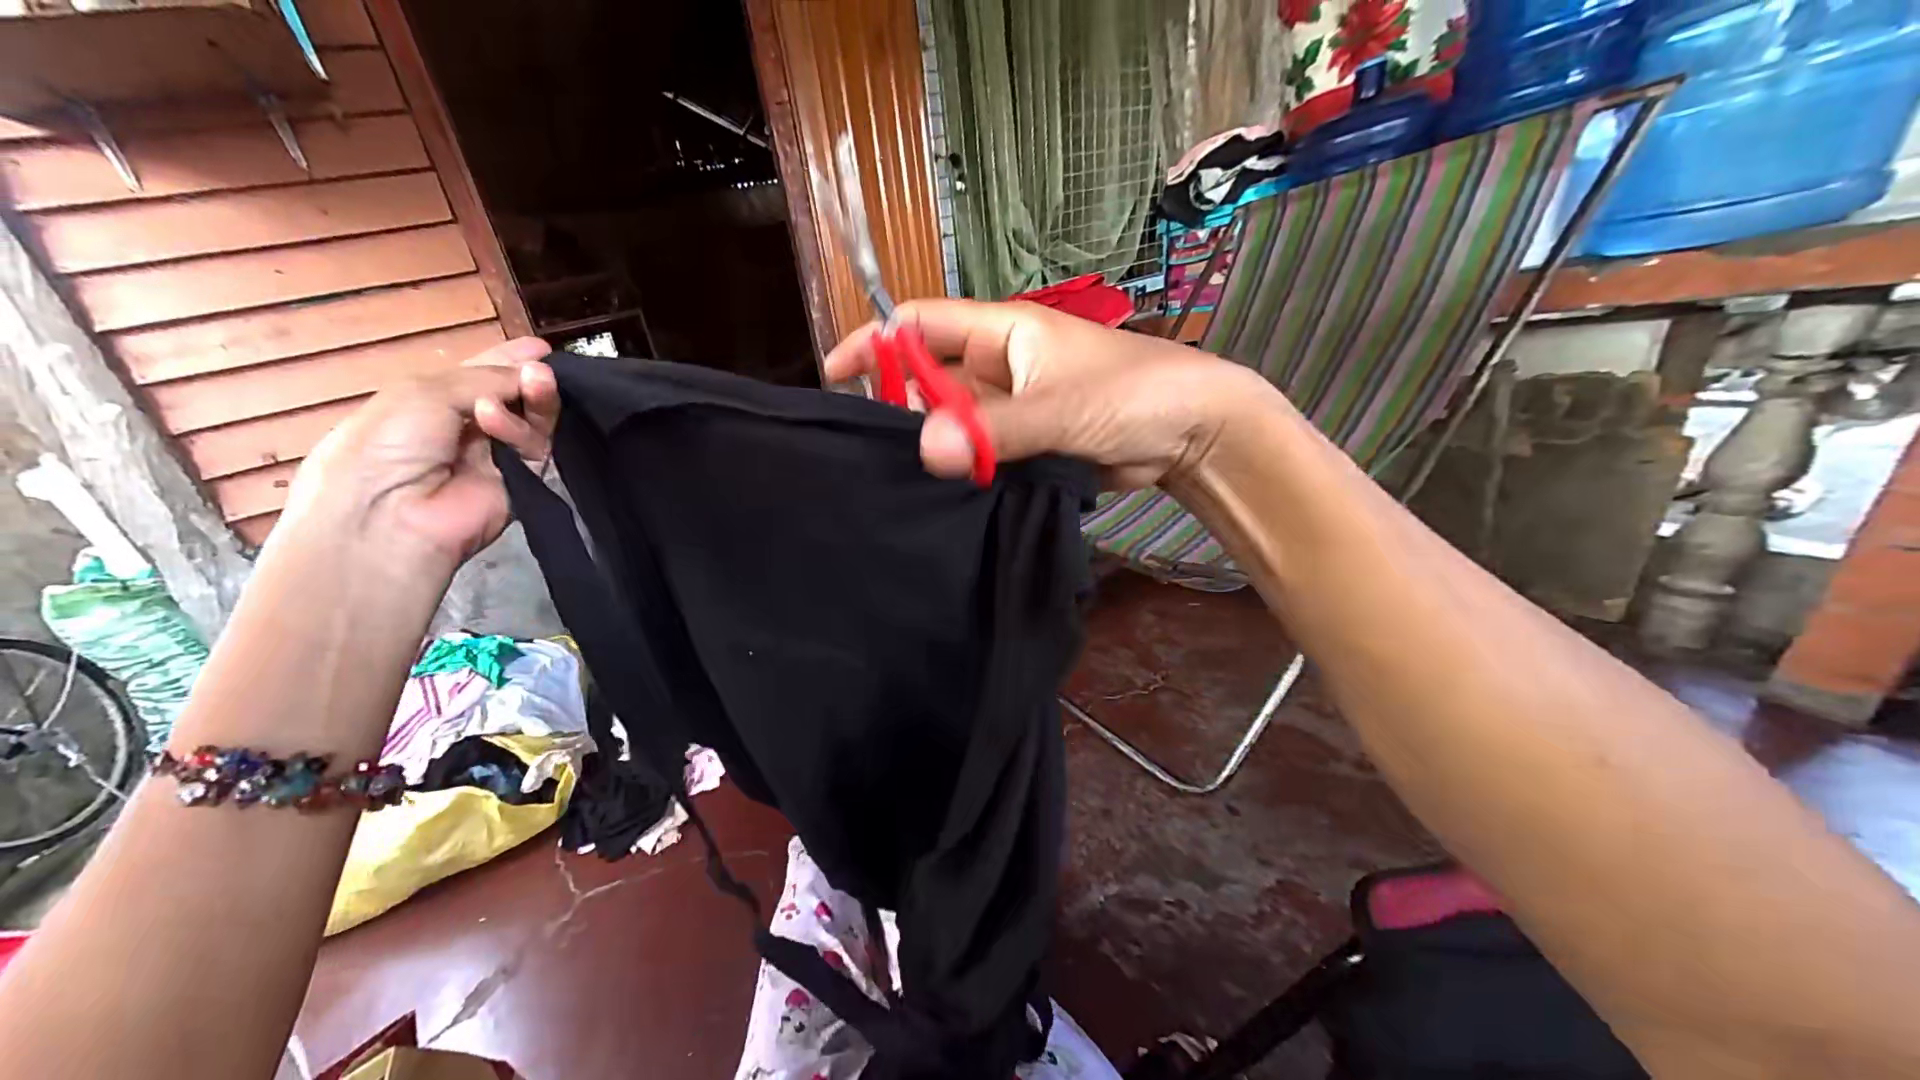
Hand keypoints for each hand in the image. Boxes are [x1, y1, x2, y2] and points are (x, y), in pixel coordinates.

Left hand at [281, 337, 558, 567]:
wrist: (389, 514)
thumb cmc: (387, 442)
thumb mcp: (425, 392)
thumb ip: (487, 377)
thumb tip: (535, 372)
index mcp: (433, 403)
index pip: (481, 376)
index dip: (508, 360)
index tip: (541, 348)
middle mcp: (468, 429)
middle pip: (514, 397)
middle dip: (527, 379)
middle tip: (544, 369)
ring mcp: (498, 457)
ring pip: (532, 421)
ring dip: (532, 399)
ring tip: (537, 382)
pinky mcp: (524, 482)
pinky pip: (537, 450)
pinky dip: (522, 432)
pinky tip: (498, 422)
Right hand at [823, 299, 1278, 487]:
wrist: (1195, 432)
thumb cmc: (1134, 394)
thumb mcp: (1060, 407)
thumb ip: (994, 429)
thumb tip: (924, 448)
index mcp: (1003, 332)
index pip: (922, 323)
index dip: (876, 342)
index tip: (834, 375)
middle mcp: (999, 366)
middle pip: (929, 377)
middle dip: (899, 403)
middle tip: (870, 446)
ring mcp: (1012, 407)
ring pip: (953, 420)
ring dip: (931, 441)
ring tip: (894, 474)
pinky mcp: (1026, 445)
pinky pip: (979, 451)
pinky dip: (960, 466)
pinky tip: (938, 490)